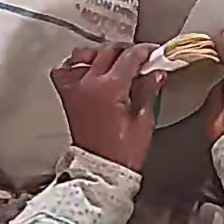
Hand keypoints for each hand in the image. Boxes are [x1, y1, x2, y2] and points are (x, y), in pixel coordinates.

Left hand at [52, 43, 164, 170]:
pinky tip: (91, 70)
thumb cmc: (123, 152)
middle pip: (109, 51)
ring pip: (86, 55)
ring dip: (103, 54)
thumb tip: (157, 72)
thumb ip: (148, 90)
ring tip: (117, 63)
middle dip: (127, 51)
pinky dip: (77, 65)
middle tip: (142, 59)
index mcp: (110, 88)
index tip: (155, 52)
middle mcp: (89, 83)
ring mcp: (75, 89)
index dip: (145, 51)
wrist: (100, 172)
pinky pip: (66, 70)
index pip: (130, 56)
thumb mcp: (143, 120)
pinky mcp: (67, 97)